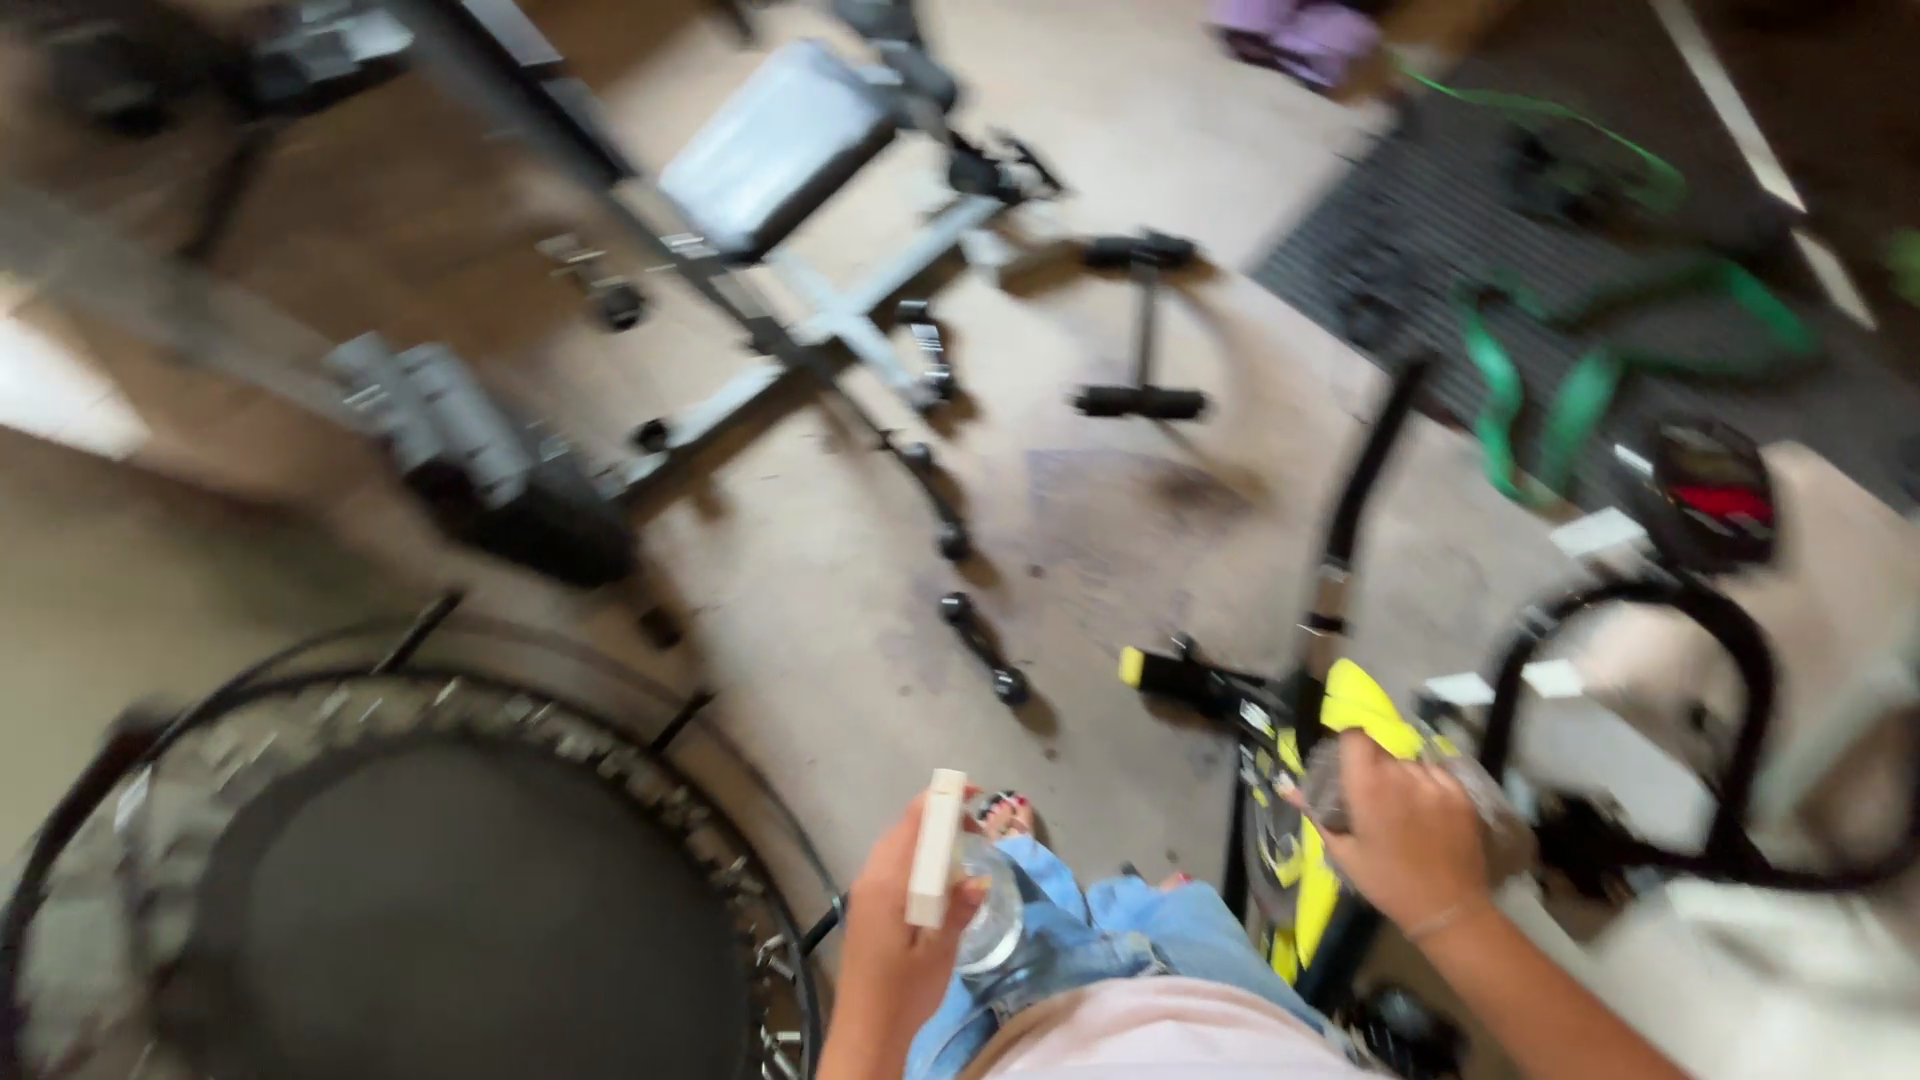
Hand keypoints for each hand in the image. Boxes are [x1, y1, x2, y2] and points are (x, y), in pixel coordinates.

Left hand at [835, 790, 988, 1043]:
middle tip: (974, 830)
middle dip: (939, 817)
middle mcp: (871, 876)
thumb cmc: (903, 992)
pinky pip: (891, 863)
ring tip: (960, 849)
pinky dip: (916, 857)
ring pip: (897, 844)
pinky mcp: (865, 904)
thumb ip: (958, 910)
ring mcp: (865, 889)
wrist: (865, 1031)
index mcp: (889, 881)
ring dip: (927, 838)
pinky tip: (935, 878)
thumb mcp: (939, 952)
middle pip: (905, 827)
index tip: (972, 795)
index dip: (942, 799)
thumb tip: (978, 879)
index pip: (914, 821)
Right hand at [1291, 732, 1488, 930]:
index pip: (1354, 737)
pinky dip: (1427, 784)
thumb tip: (1288, 788)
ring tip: (1402, 808)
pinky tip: (1426, 810)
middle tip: (1371, 797)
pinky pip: (1436, 774)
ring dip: (1400, 777)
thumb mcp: (1343, 851)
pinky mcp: (1462, 795)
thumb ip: (1316, 812)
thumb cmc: (1386, 882)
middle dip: (1372, 767)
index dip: (1347, 745)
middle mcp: (1401, 777)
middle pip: (1380, 752)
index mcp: (1367, 786)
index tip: (1345, 765)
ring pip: (1408, 764)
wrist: (1448, 910)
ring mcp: (1435, 784)